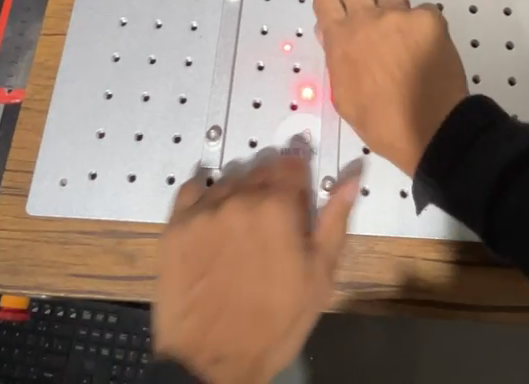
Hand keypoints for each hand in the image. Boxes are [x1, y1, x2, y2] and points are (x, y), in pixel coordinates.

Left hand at [153, 151, 358, 383]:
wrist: (211, 366)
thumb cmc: (275, 324)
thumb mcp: (319, 277)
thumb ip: (335, 219)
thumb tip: (353, 175)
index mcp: (278, 205)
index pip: (293, 164)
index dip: (300, 180)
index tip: (300, 200)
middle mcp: (239, 195)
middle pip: (261, 168)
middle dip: (272, 185)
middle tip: (274, 220)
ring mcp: (204, 209)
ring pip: (229, 178)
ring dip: (241, 191)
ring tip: (244, 227)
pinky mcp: (176, 225)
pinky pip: (193, 190)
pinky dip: (206, 196)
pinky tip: (214, 219)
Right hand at [315, 0, 469, 175]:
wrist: (430, 130)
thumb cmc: (380, 122)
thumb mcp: (343, 95)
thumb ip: (336, 57)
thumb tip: (333, 33)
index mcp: (341, 38)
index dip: (333, 2)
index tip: (342, 12)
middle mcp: (367, 18)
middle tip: (370, 9)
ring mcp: (400, 15)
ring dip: (393, 5)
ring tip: (403, 29)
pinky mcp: (429, 19)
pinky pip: (423, 9)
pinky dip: (423, 24)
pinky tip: (427, 46)